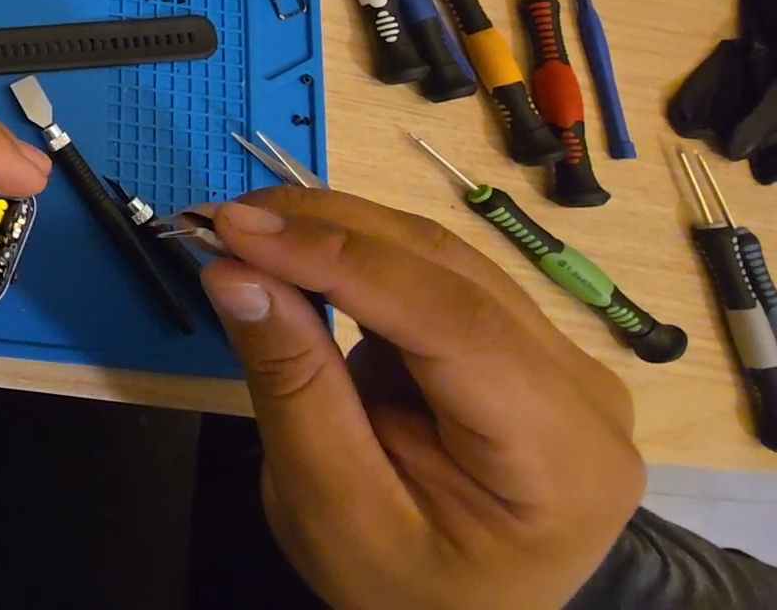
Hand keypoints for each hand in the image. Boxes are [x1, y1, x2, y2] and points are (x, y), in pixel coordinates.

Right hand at [195, 187, 642, 609]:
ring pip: (428, 252)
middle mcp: (576, 386)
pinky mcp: (498, 336)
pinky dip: (337, 248)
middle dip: (320, 228)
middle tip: (217, 220)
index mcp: (561, 454)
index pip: (451, 321)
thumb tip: (231, 271)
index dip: (337, 260)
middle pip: (443, 269)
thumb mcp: (326, 499)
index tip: (233, 227)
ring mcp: (544, 354)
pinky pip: (414, 268)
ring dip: (324, 227)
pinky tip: (282, 248)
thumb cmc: (390, 578)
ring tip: (238, 227)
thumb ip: (288, 380)